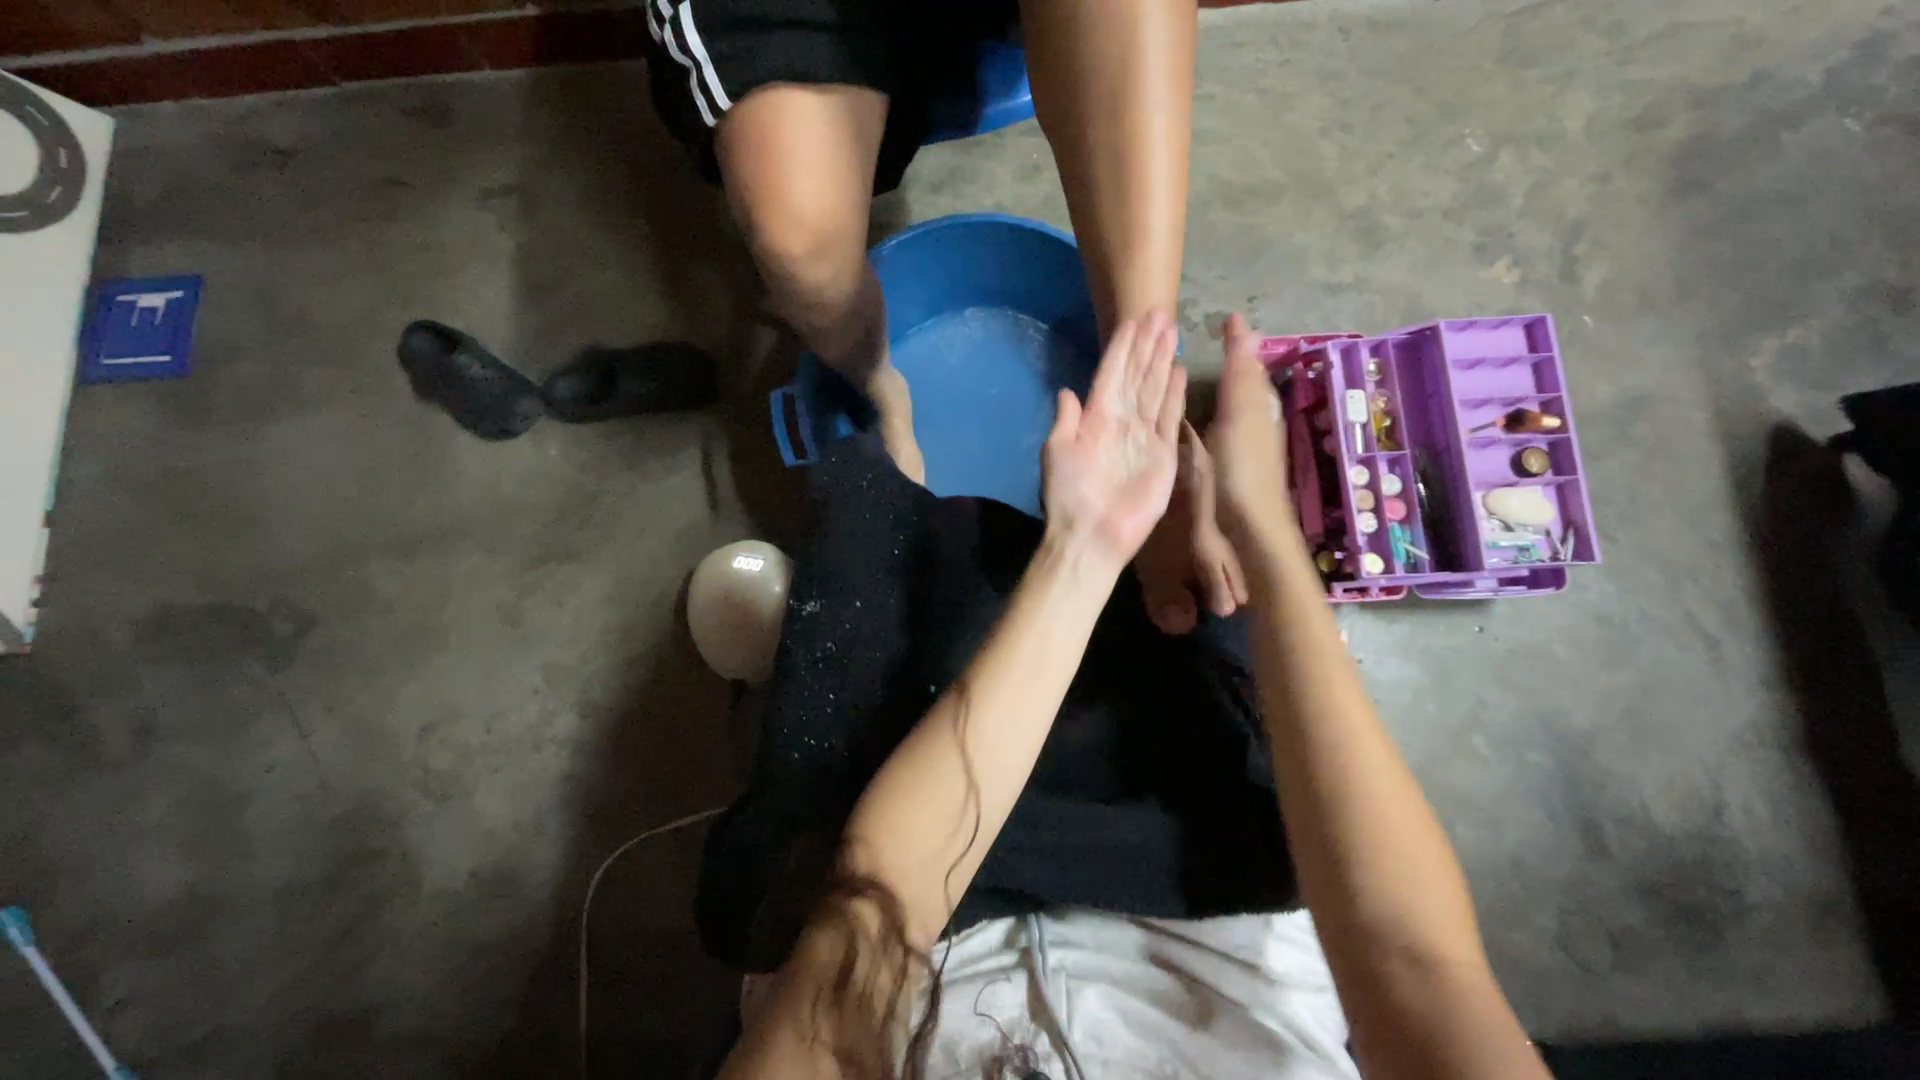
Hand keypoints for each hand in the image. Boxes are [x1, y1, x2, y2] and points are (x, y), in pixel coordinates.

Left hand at [1043, 311, 1187, 570]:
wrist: (1092, 534)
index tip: (1133, 320)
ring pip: (1154, 389)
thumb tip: (1067, 391)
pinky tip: (1179, 370)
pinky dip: (1173, 394)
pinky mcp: (1162, 453)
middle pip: (1136, 374)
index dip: (1122, 347)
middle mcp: (1121, 421)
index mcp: (1094, 417)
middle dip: (1146, 345)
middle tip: (1159, 313)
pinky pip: (1169, 416)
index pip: (1111, 373)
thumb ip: (1066, 419)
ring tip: (1172, 331)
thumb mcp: (1057, 451)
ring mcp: (1143, 436)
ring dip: (1161, 361)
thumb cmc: (1069, 494)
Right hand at [1206, 314, 1295, 544]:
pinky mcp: (1225, 471)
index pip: (1248, 365)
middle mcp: (1252, 424)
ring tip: (1192, 373)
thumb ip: (1240, 375)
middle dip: (1230, 362)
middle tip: (1208, 341)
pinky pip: (1217, 431)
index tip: (1225, 318)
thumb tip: (1247, 326)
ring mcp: (1240, 449)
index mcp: (1257, 408)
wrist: (1246, 531)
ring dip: (1218, 389)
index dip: (1238, 343)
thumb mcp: (1240, 415)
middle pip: (1242, 385)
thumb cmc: (1242, 471)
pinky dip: (1207, 417)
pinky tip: (1191, 422)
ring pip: (1231, 409)